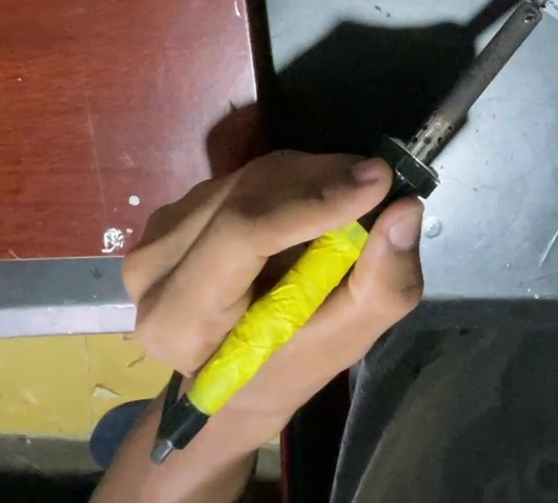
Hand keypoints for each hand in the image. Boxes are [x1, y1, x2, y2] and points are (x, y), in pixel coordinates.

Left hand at [125, 150, 423, 435]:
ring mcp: (158, 232)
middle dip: (325, 180)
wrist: (233, 382)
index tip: (379, 180)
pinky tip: (316, 203)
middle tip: (382, 182)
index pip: (242, 234)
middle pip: (249, 193)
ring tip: (353, 199)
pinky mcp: (176, 209)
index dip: (314, 201)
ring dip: (314, 176)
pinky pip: (246, 174)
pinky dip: (294, 179)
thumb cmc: (285, 369)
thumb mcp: (343, 343)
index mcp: (179, 318)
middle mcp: (152, 268)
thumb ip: (381, 286)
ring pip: (251, 176)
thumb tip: (405, 210)